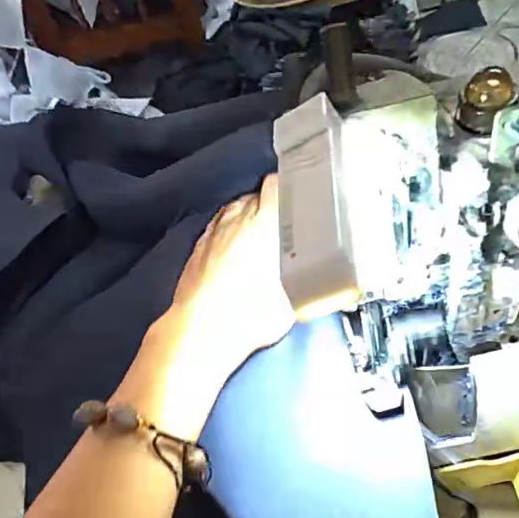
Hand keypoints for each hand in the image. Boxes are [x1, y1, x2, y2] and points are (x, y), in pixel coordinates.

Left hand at [121, 176, 294, 439]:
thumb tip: (322, 287)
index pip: (276, 186)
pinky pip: (215, 232)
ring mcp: (211, 233)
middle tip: (282, 225)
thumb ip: (306, 285)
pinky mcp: (195, 250)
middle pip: (253, 198)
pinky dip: (226, 237)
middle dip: (267, 207)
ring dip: (245, 220)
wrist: (203, 331)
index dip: (288, 187)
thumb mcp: (292, 302)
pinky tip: (234, 256)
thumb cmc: (247, 316)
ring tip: (258, 239)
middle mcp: (234, 220)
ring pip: (232, 213)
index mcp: (262, 223)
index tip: (297, 194)